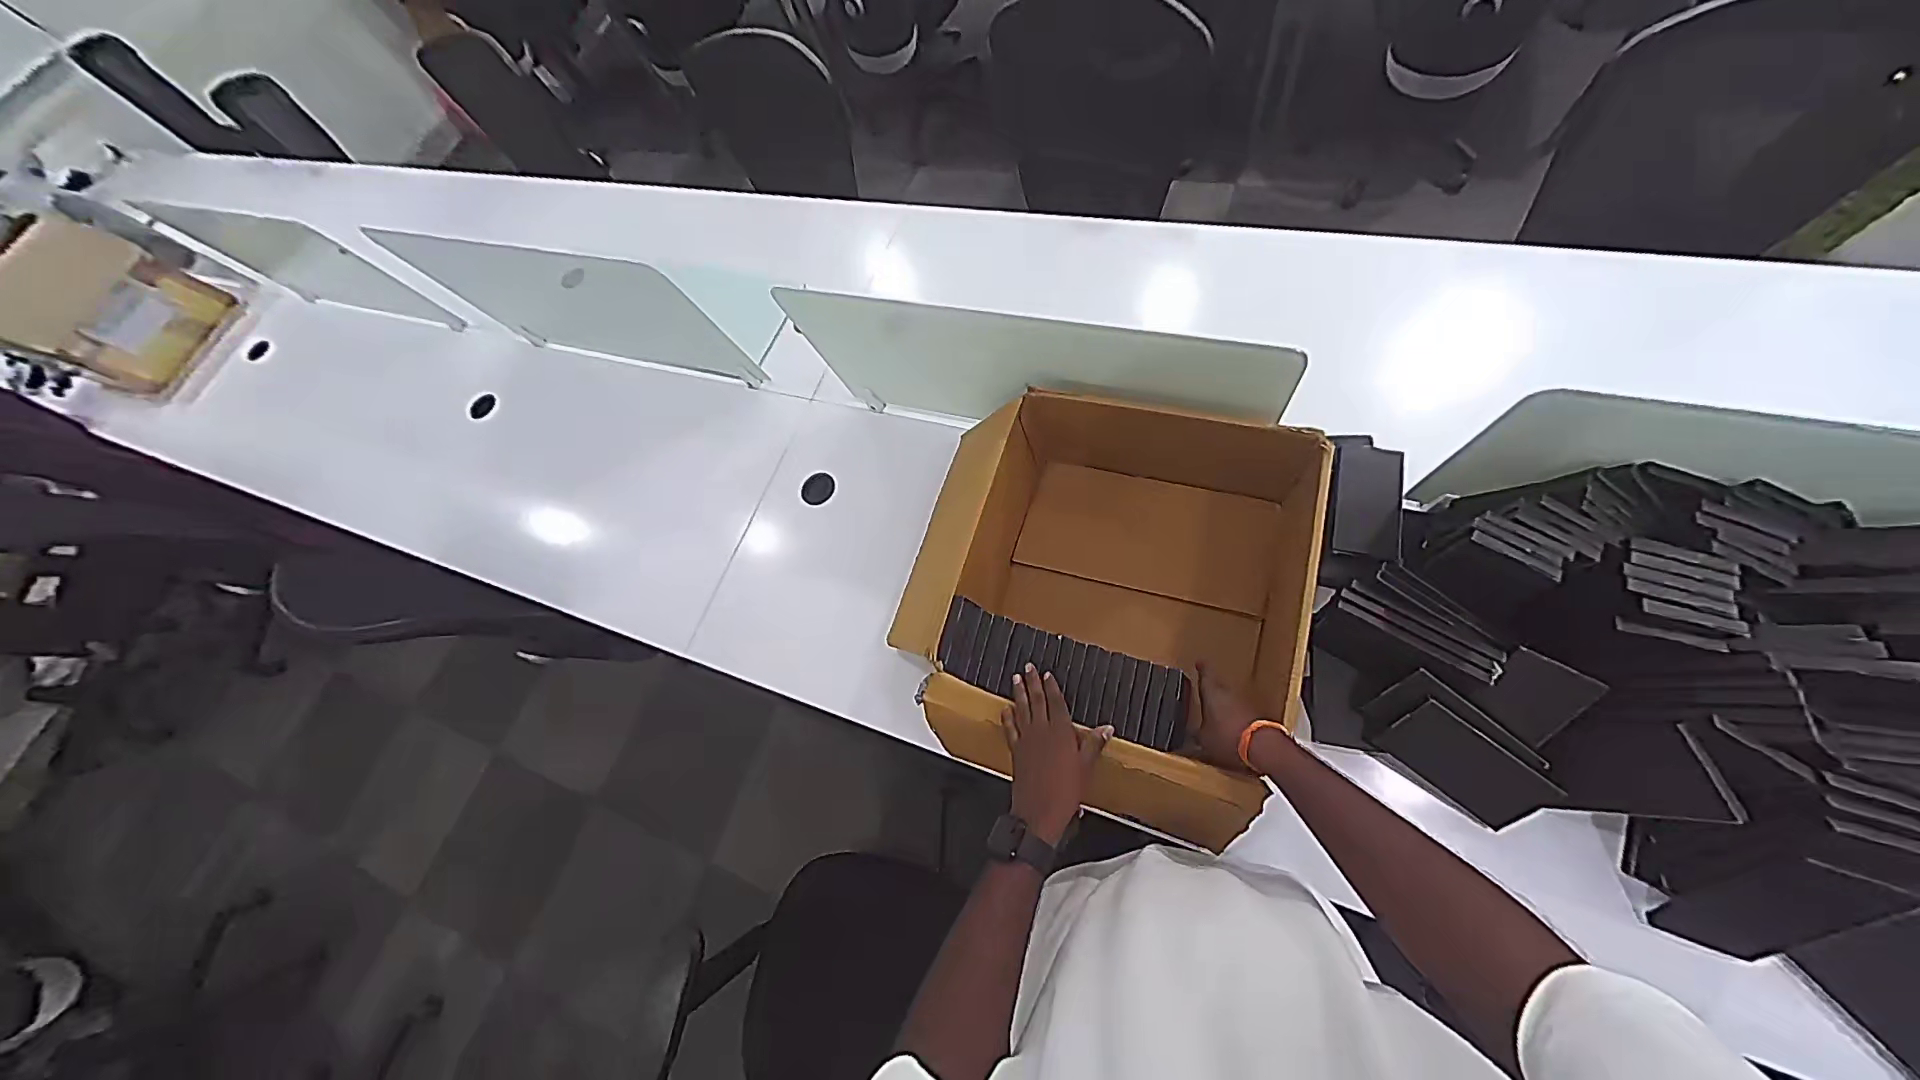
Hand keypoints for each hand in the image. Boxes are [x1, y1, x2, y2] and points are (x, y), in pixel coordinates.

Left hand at [1003, 664, 1111, 845]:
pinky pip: (1011, 729)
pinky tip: (1006, 709)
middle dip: (1032, 683)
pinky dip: (1008, 718)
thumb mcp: (1086, 767)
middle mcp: (1042, 731)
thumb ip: (1094, 744)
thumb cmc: (1066, 791)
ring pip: (1022, 710)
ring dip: (1018, 693)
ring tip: (1015, 679)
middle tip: (1028, 667)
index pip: (1056, 703)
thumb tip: (1106, 728)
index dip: (1052, 688)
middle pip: (1037, 701)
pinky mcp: (1016, 751)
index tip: (1047, 674)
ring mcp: (1026, 740)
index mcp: (1061, 732)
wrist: (1040, 812)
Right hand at [1188, 660, 1276, 771]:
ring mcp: (1247, 703)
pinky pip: (1244, 713)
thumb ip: (1194, 738)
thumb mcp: (1204, 741)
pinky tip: (1233, 731)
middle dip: (1213, 691)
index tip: (1200, 663)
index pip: (1206, 674)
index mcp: (1213, 693)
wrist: (1263, 748)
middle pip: (1220, 686)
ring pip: (1233, 699)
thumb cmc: (1229, 738)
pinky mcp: (1260, 716)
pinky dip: (1238, 718)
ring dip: (1227, 706)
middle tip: (1206, 695)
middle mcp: (1230, 693)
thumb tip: (1184, 743)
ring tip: (1218, 717)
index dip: (1202, 668)